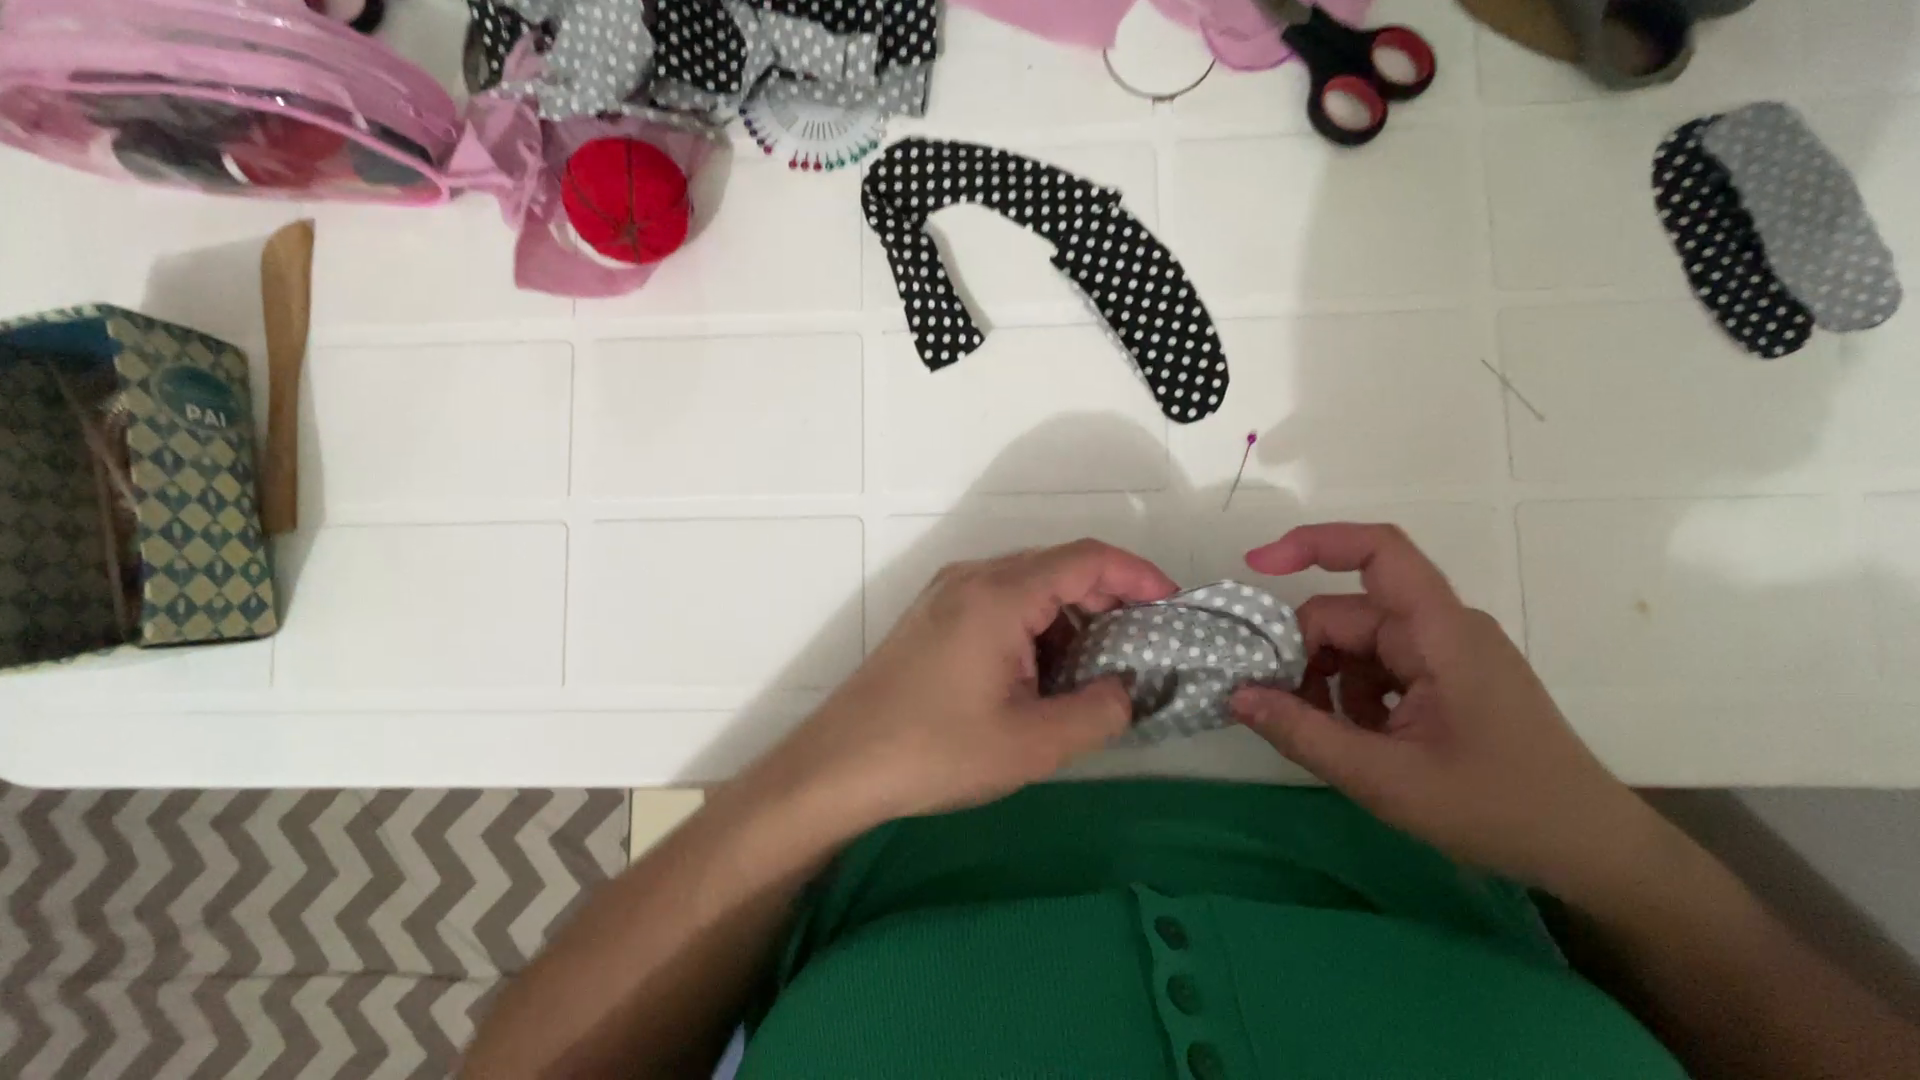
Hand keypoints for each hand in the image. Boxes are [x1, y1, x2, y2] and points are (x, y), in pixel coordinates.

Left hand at [754, 539, 1177, 826]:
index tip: (1173, 609)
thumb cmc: (936, 752)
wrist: (839, 766)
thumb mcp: (1034, 742)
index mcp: (1000, 595)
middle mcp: (973, 578)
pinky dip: (1035, 630)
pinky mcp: (933, 618)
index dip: (1139, 576)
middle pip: (1059, 568)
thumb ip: (1100, 710)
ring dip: (1070, 622)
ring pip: (1030, 588)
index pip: (1088, 559)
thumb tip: (1131, 688)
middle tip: (1140, 652)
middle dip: (1109, 604)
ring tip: (1093, 676)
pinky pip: (1001, 605)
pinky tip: (1042, 679)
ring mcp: (947, 595)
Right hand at [1229, 523, 1667, 901]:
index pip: (1378, 551)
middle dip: (1305, 652)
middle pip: (1350, 612)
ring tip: (1325, 735)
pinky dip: (1355, 697)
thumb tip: (1235, 695)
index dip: (1312, 542)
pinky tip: (1360, 741)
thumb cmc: (1497, 809)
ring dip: (1328, 681)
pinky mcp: (1450, 681)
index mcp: (1441, 633)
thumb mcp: (1384, 778)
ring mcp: (1449, 655)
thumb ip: (1303, 733)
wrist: (1590, 852)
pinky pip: (1382, 668)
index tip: (1256, 567)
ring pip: (1361, 644)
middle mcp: (1444, 629)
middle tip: (1277, 706)